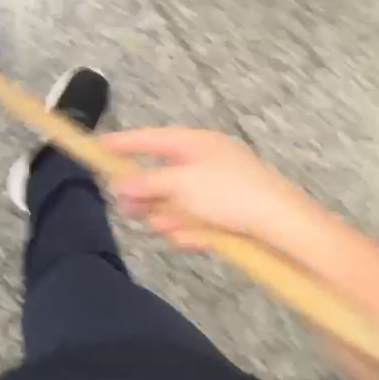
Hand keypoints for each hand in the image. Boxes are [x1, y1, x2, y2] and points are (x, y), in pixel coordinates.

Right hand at [101, 128, 319, 250]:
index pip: (148, 139)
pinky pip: (192, 221)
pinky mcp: (224, 217)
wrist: (285, 228)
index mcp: (195, 144)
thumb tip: (117, 184)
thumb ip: (144, 182)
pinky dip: (188, 230)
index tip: (93, 148)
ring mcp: (215, 190)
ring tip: (172, 228)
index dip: (120, 144)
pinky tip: (194, 239)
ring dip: (167, 217)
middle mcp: (204, 163)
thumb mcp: (180, 184)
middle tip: (127, 208)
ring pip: (172, 203)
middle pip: (158, 175)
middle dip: (145, 195)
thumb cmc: (231, 194)